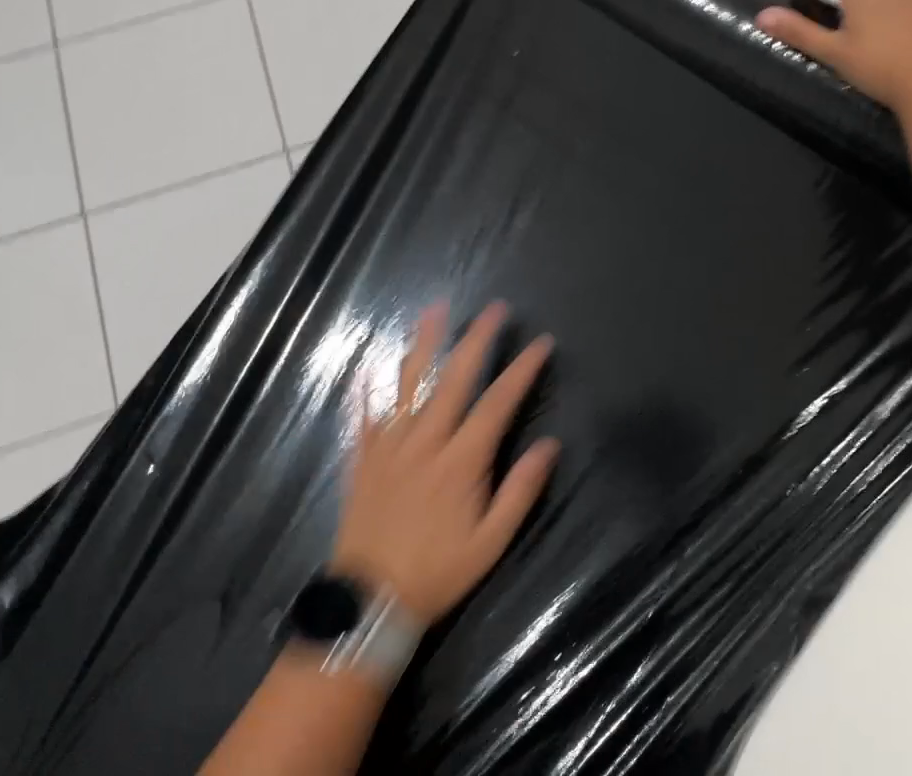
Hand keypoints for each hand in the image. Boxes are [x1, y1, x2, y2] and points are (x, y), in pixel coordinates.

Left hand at [331, 301, 559, 626]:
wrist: (369, 602)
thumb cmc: (439, 571)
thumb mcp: (492, 541)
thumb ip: (520, 490)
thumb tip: (549, 446)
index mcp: (461, 461)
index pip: (497, 403)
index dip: (522, 371)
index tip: (541, 344)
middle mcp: (424, 442)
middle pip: (453, 379)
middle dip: (476, 340)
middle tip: (493, 309)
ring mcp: (388, 447)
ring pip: (407, 385)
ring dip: (424, 344)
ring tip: (434, 311)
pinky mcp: (362, 460)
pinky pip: (365, 415)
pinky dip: (370, 387)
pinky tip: (370, 364)